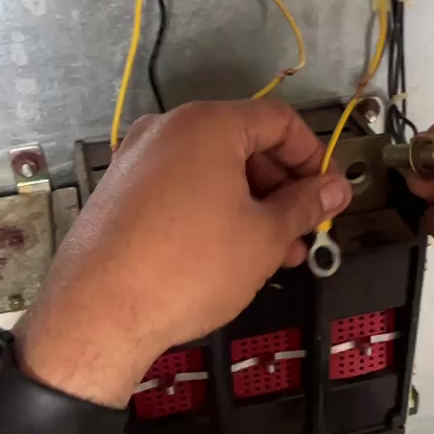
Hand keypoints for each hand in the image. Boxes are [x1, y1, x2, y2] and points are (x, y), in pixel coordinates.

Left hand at [18, 100, 351, 405]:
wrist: (99, 312)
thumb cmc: (189, 267)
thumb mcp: (263, 236)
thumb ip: (305, 205)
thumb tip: (335, 189)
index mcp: (208, 124)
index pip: (279, 121)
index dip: (313, 155)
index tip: (326, 194)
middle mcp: (167, 129)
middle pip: (243, 143)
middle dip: (281, 188)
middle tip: (302, 230)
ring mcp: (137, 159)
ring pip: (211, 171)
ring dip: (250, 206)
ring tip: (273, 253)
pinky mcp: (120, 192)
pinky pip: (180, 189)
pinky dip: (212, 211)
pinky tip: (228, 254)